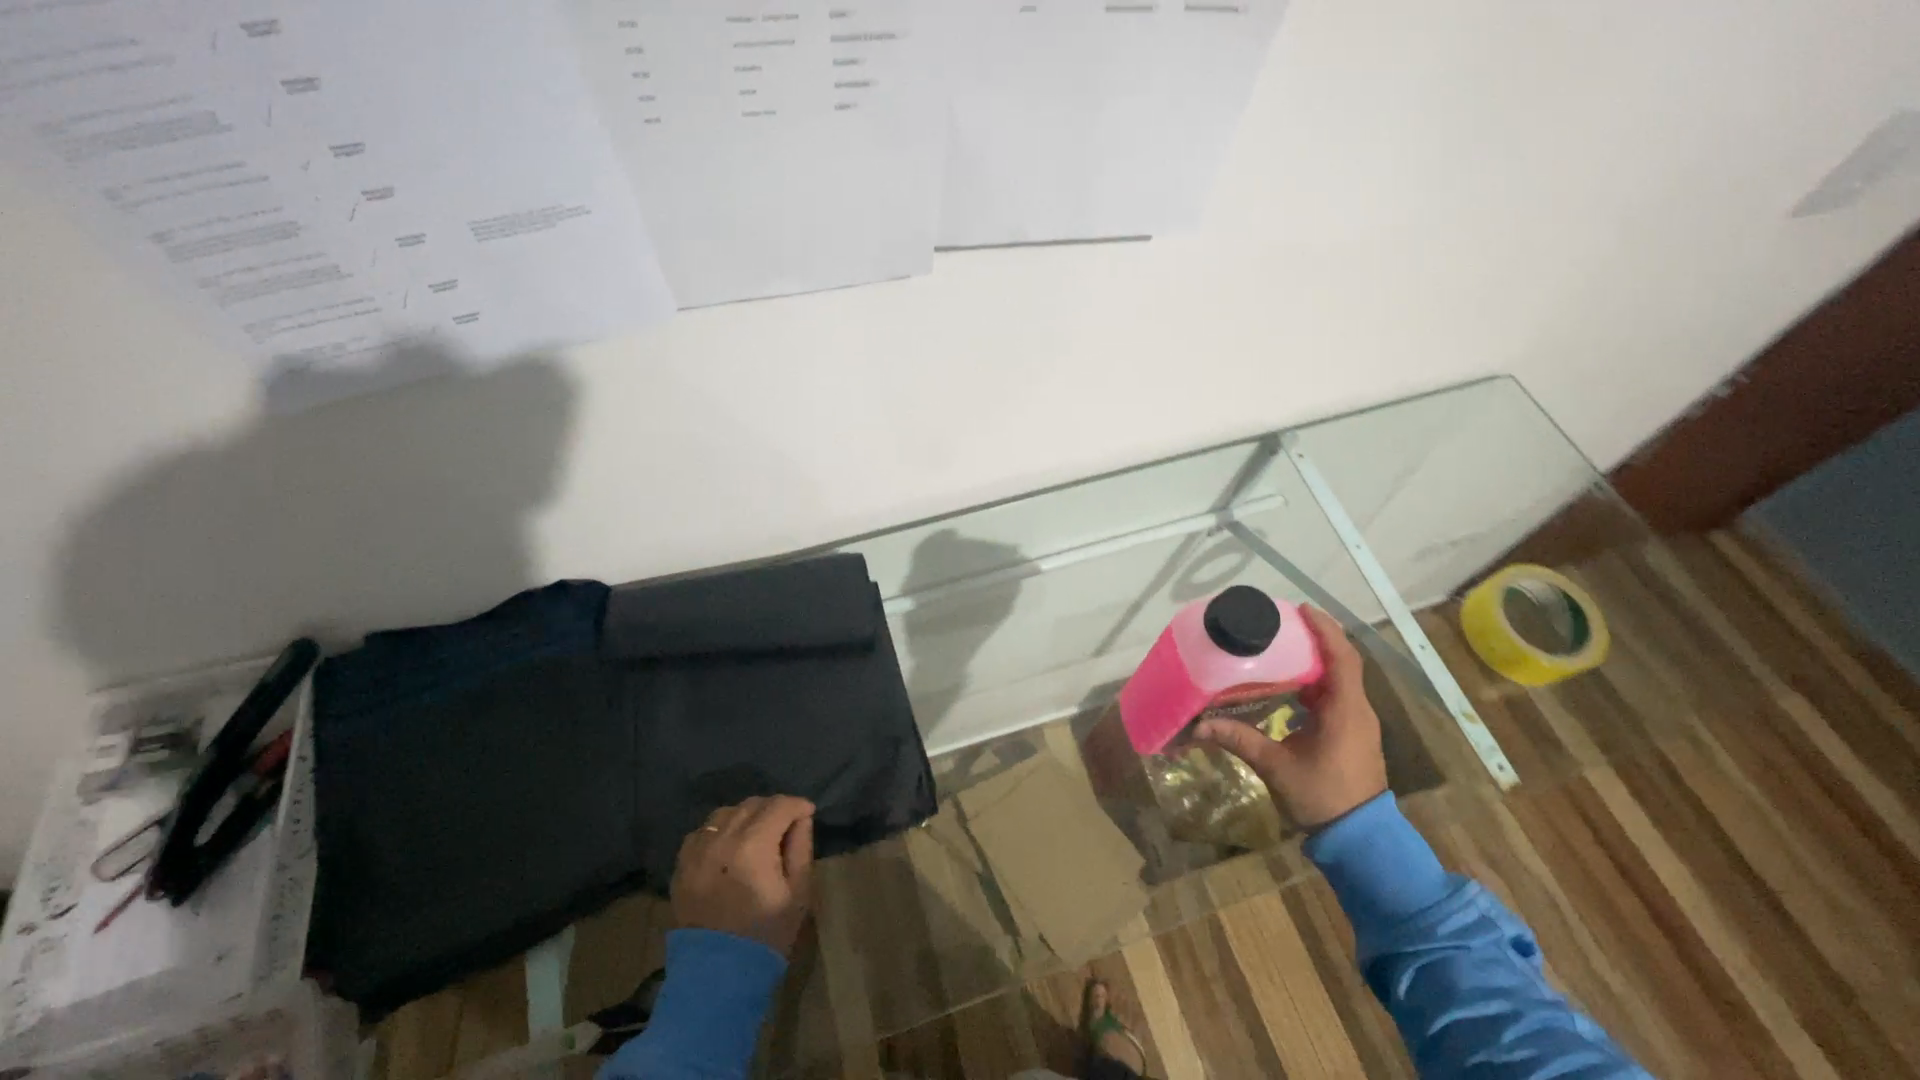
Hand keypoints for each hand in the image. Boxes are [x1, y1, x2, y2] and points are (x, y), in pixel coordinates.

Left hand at [671, 795, 815, 955]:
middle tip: (786, 825)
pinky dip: (720, 831)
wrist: (719, 974)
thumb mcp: (798, 893)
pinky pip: (702, 832)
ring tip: (757, 834)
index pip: (779, 806)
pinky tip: (729, 847)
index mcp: (753, 845)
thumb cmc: (767, 934)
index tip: (808, 813)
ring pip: (725, 813)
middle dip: (774, 809)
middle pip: (752, 804)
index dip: (798, 805)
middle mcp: (721, 839)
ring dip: (745, 817)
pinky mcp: (681, 864)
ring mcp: (696, 850)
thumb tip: (801, 819)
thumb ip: (801, 848)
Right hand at [1195, 606, 1387, 829]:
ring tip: (1282, 651)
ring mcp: (1358, 724)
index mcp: (1345, 710)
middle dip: (1316, 641)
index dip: (1324, 630)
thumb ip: (1240, 739)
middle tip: (1283, 627)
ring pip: (1340, 681)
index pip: (1340, 657)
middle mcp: (1357, 710)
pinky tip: (1291, 689)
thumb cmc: (1321, 796)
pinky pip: (1337, 698)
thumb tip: (1199, 724)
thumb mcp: (1276, 766)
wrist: (1359, 838)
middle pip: (1341, 663)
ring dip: (1316, 663)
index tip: (1301, 609)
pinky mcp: (1353, 736)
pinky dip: (1317, 686)